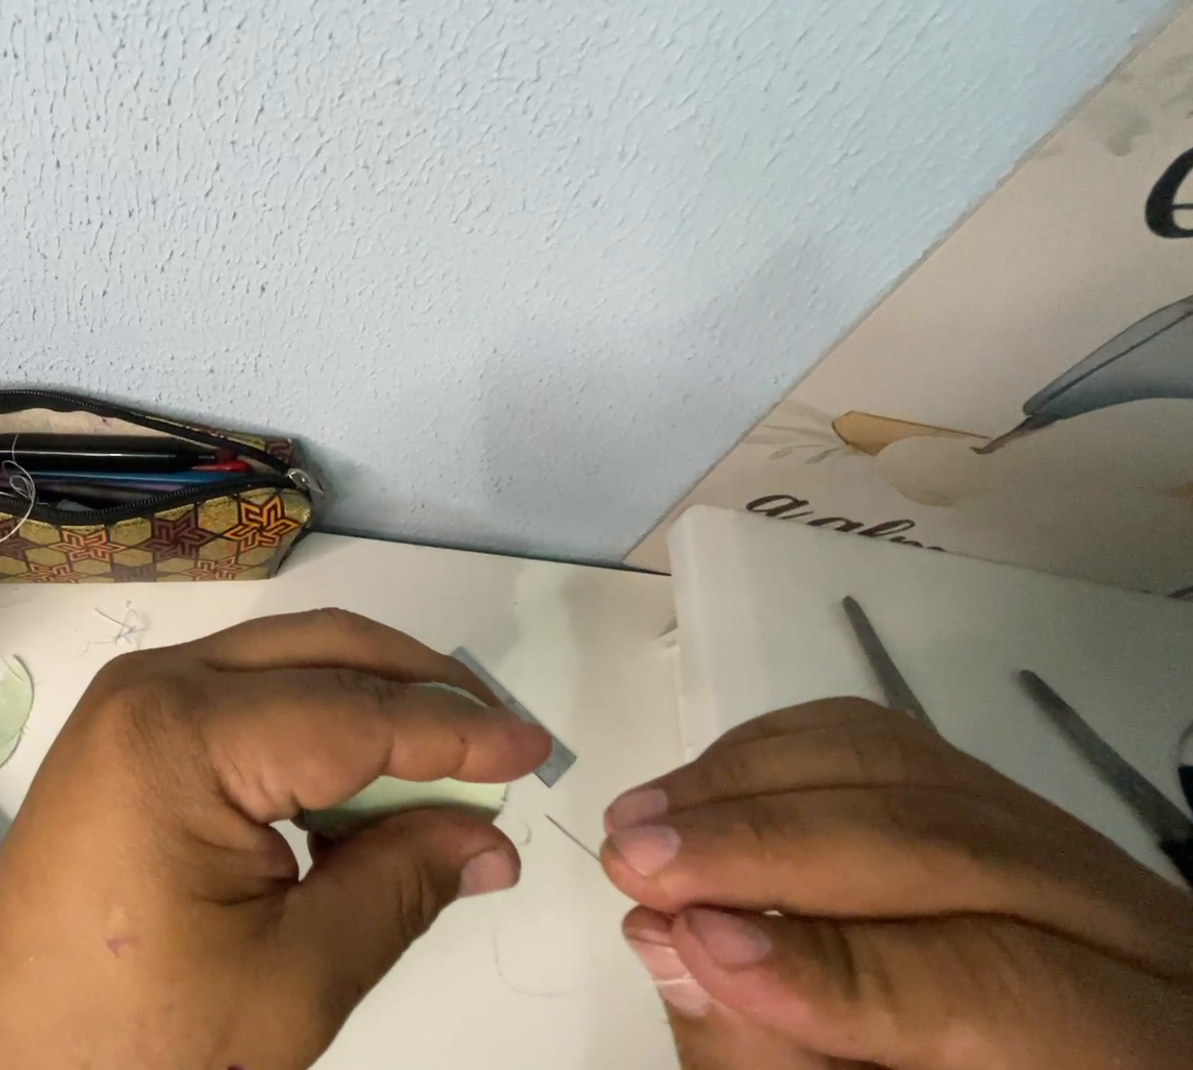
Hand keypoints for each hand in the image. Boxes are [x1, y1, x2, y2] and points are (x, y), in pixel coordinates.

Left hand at [0, 610, 549, 1068]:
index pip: (356, 713)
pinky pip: (248, 691)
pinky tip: (355, 776)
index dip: (456, 732)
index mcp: (187, 733)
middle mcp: (158, 682)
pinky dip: (315, 720)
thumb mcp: (290, 977)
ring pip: (288, 660)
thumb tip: (490, 840)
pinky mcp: (133, 718)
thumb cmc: (134, 1034)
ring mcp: (138, 693)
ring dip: (370, 698)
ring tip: (441, 758)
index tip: (535, 744)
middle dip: (418, 688)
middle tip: (495, 737)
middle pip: (323, 652)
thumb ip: (400, 888)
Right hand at [600, 698, 1192, 1068]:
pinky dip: (755, 751)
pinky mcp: (967, 783)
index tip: (689, 938)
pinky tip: (690, 790)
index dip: (829, 961)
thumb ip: (768, 1055)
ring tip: (634, 821)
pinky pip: (859, 733)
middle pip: (939, 839)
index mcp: (1149, 1043)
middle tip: (630, 861)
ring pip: (893, 759)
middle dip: (756, 845)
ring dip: (735, 783)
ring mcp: (1050, 834)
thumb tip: (667, 938)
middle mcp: (1133, 922)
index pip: (1003, 982)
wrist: (981, 1053)